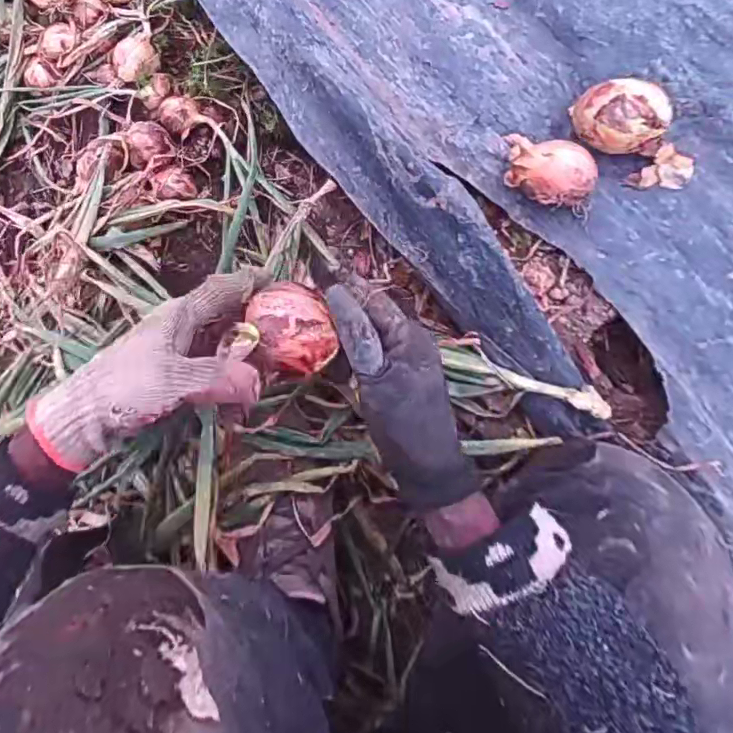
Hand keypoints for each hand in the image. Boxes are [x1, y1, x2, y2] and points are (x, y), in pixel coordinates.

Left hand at [26, 269, 263, 470]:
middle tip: (283, 345)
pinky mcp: (174, 376)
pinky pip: (210, 373)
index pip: (221, 289)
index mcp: (180, 315)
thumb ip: (217, 378)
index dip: (250, 282)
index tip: (279, 282)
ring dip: (243, 363)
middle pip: (227, 318)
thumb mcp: (174, 380)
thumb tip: (257, 383)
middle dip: (256, 329)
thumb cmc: (125, 386)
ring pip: (221, 348)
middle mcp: (181, 328)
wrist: (86, 415)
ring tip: (262, 382)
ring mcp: (177, 352)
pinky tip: (235, 407)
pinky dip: (226, 385)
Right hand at [327, 284, 479, 511]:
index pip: (370, 297)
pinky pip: (367, 349)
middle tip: (305, 284)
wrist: (428, 470)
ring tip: (309, 307)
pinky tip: (326, 344)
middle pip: (368, 309)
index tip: (314, 262)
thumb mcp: (376, 378)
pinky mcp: (392, 374)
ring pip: (365, 329)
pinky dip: (346, 344)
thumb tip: (338, 292)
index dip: (342, 279)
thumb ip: (357, 334)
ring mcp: (401, 358)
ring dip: (339, 319)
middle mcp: (407, 340)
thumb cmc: (403, 424)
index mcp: (408, 335)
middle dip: (338, 295)